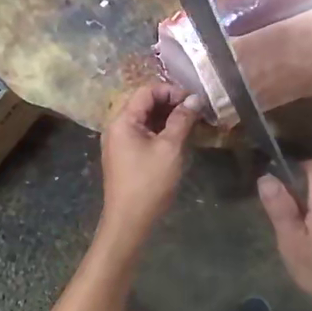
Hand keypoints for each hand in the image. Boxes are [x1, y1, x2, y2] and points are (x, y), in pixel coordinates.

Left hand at [99, 83, 200, 239]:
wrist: (129, 219)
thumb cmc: (149, 182)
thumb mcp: (169, 148)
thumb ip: (181, 120)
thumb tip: (194, 99)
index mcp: (122, 120)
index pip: (146, 91)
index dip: (171, 90)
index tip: (194, 101)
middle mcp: (116, 126)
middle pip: (143, 102)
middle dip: (170, 102)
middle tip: (195, 110)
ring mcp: (118, 141)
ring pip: (144, 118)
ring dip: (166, 116)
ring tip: (191, 122)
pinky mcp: (124, 154)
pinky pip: (142, 132)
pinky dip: (159, 130)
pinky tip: (178, 135)